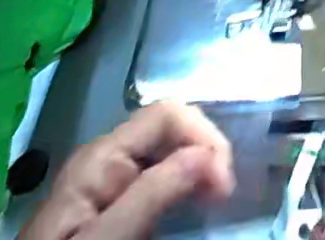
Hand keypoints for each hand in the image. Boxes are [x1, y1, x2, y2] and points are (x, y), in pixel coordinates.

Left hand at [18, 101, 235, 239]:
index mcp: (100, 158)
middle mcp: (105, 160)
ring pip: (165, 153)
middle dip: (203, 149)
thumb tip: (207, 154)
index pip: (166, 114)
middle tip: (223, 196)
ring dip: (196, 166)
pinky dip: (182, 185)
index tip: (223, 187)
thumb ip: (152, 197)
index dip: (202, 136)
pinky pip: (155, 180)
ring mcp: (106, 185)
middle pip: (169, 129)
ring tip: (216, 198)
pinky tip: (192, 205)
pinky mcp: (109, 210)